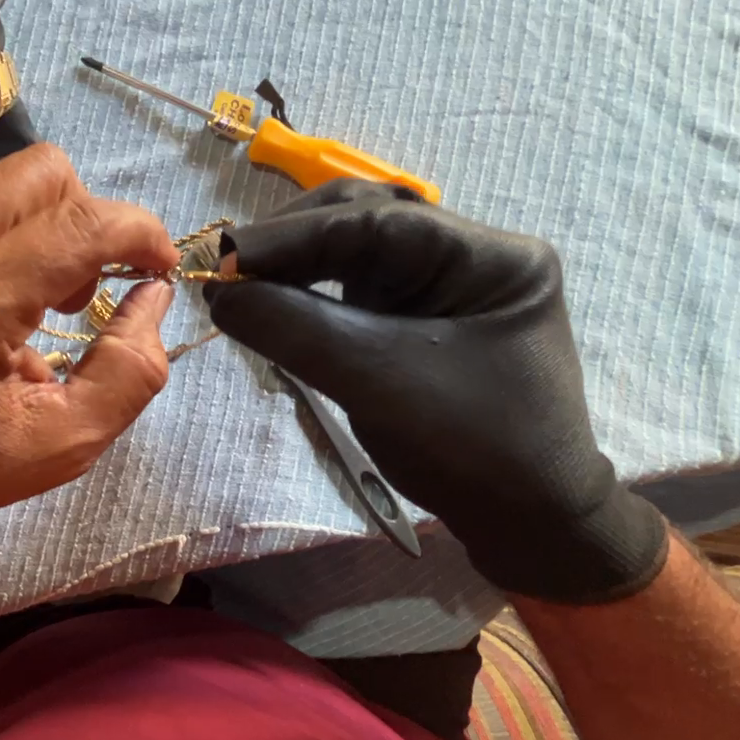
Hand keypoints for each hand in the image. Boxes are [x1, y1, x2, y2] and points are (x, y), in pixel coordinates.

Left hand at [0, 144, 179, 557]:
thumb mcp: (59, 443)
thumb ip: (129, 371)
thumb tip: (152, 299)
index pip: (78, 224)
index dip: (139, 235)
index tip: (162, 270)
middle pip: (40, 172)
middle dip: (90, 215)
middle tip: (93, 288)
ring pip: (7, 187)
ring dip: (52, 227)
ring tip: (53, 305)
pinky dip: (17, 243)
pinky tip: (12, 314)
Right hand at [203, 180, 665, 602]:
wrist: (521, 518)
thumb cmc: (470, 449)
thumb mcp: (377, 381)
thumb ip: (294, 328)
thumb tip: (218, 292)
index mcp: (489, 257)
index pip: (374, 222)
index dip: (290, 236)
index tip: (223, 260)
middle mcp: (464, 255)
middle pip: (361, 221)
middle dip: (289, 243)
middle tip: (224, 272)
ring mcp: (435, 285)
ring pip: (348, 251)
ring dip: (290, 265)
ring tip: (235, 286)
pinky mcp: (408, 316)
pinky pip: (345, 288)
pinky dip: (301, 292)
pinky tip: (267, 303)